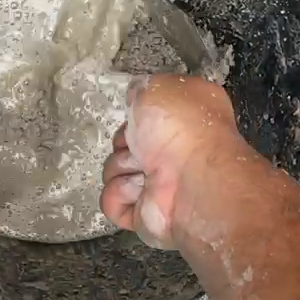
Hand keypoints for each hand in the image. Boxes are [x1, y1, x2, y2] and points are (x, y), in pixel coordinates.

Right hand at [101, 75, 248, 249]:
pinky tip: (138, 191)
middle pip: (123, 143)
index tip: (138, 114)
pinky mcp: (143, 212)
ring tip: (144, 172)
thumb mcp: (157, 88)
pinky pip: (111, 201)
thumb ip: (141, 88)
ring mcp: (159, 184)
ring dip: (121, 169)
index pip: (145, 114)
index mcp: (184, 118)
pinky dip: (119, 195)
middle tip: (140, 147)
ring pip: (113, 171)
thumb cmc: (180, 130)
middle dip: (124, 143)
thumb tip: (135, 95)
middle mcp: (173, 150)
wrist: (189, 180)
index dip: (136, 113)